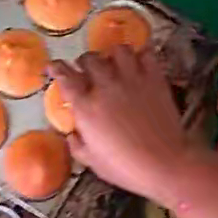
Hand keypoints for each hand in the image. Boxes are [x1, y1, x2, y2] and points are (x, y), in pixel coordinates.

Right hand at [51, 46, 217, 202]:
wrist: (164, 163)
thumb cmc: (125, 167)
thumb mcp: (92, 161)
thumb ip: (77, 144)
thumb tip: (72, 134)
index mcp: (86, 106)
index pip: (64, 76)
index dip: (56, 68)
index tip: (53, 67)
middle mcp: (105, 86)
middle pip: (89, 59)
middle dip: (84, 62)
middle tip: (87, 70)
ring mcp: (132, 79)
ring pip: (117, 50)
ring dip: (111, 55)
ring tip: (113, 63)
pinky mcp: (155, 79)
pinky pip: (146, 54)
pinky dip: (140, 56)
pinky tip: (138, 64)